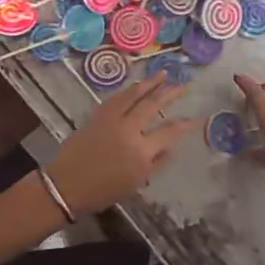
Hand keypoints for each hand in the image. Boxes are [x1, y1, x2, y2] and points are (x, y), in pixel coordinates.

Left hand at [43, 75, 195, 215]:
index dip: (185, 124)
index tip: (197, 116)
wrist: (67, 186)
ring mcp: (111, 120)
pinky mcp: (97, 116)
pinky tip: (135, 86)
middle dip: (170, 93)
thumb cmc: (103, 191)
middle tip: (183, 84)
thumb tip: (171, 148)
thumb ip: (156, 164)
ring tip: (162, 74)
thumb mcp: (135, 183)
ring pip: (133, 95)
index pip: (169, 132)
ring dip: (149, 83)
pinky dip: (127, 91)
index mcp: (141, 152)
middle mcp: (128, 130)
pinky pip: (115, 98)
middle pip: (152, 105)